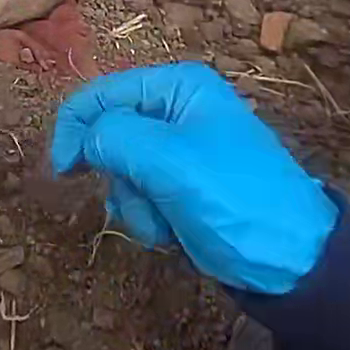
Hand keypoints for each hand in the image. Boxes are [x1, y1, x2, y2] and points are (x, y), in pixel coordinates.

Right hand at [50, 62, 337, 294]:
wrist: (288, 262)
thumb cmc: (232, 197)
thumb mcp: (169, 159)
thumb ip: (114, 136)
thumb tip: (82, 140)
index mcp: (178, 86)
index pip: (104, 92)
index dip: (76, 126)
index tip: (62, 169)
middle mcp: (176, 111)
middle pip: (111, 133)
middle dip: (118, 172)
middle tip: (139, 193)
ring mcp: (178, 152)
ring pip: (120, 170)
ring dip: (134, 201)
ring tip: (165, 217)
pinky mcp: (179, 187)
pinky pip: (138, 196)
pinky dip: (147, 217)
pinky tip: (172, 231)